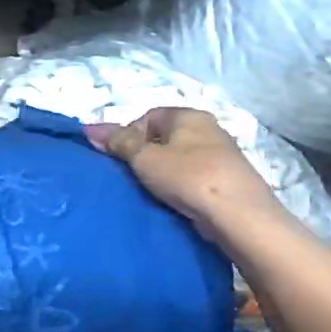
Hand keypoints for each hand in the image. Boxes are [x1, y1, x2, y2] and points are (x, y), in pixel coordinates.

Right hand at [86, 108, 284, 237]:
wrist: (240, 215)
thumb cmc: (188, 177)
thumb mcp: (144, 157)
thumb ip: (118, 142)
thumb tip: (90, 129)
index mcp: (189, 115)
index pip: (148, 116)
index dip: (129, 135)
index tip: (122, 159)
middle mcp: (208, 128)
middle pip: (164, 137)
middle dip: (144, 154)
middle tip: (132, 175)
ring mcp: (222, 154)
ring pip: (179, 158)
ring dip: (162, 172)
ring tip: (151, 191)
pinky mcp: (229, 179)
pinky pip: (194, 176)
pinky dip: (180, 185)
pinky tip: (173, 200)